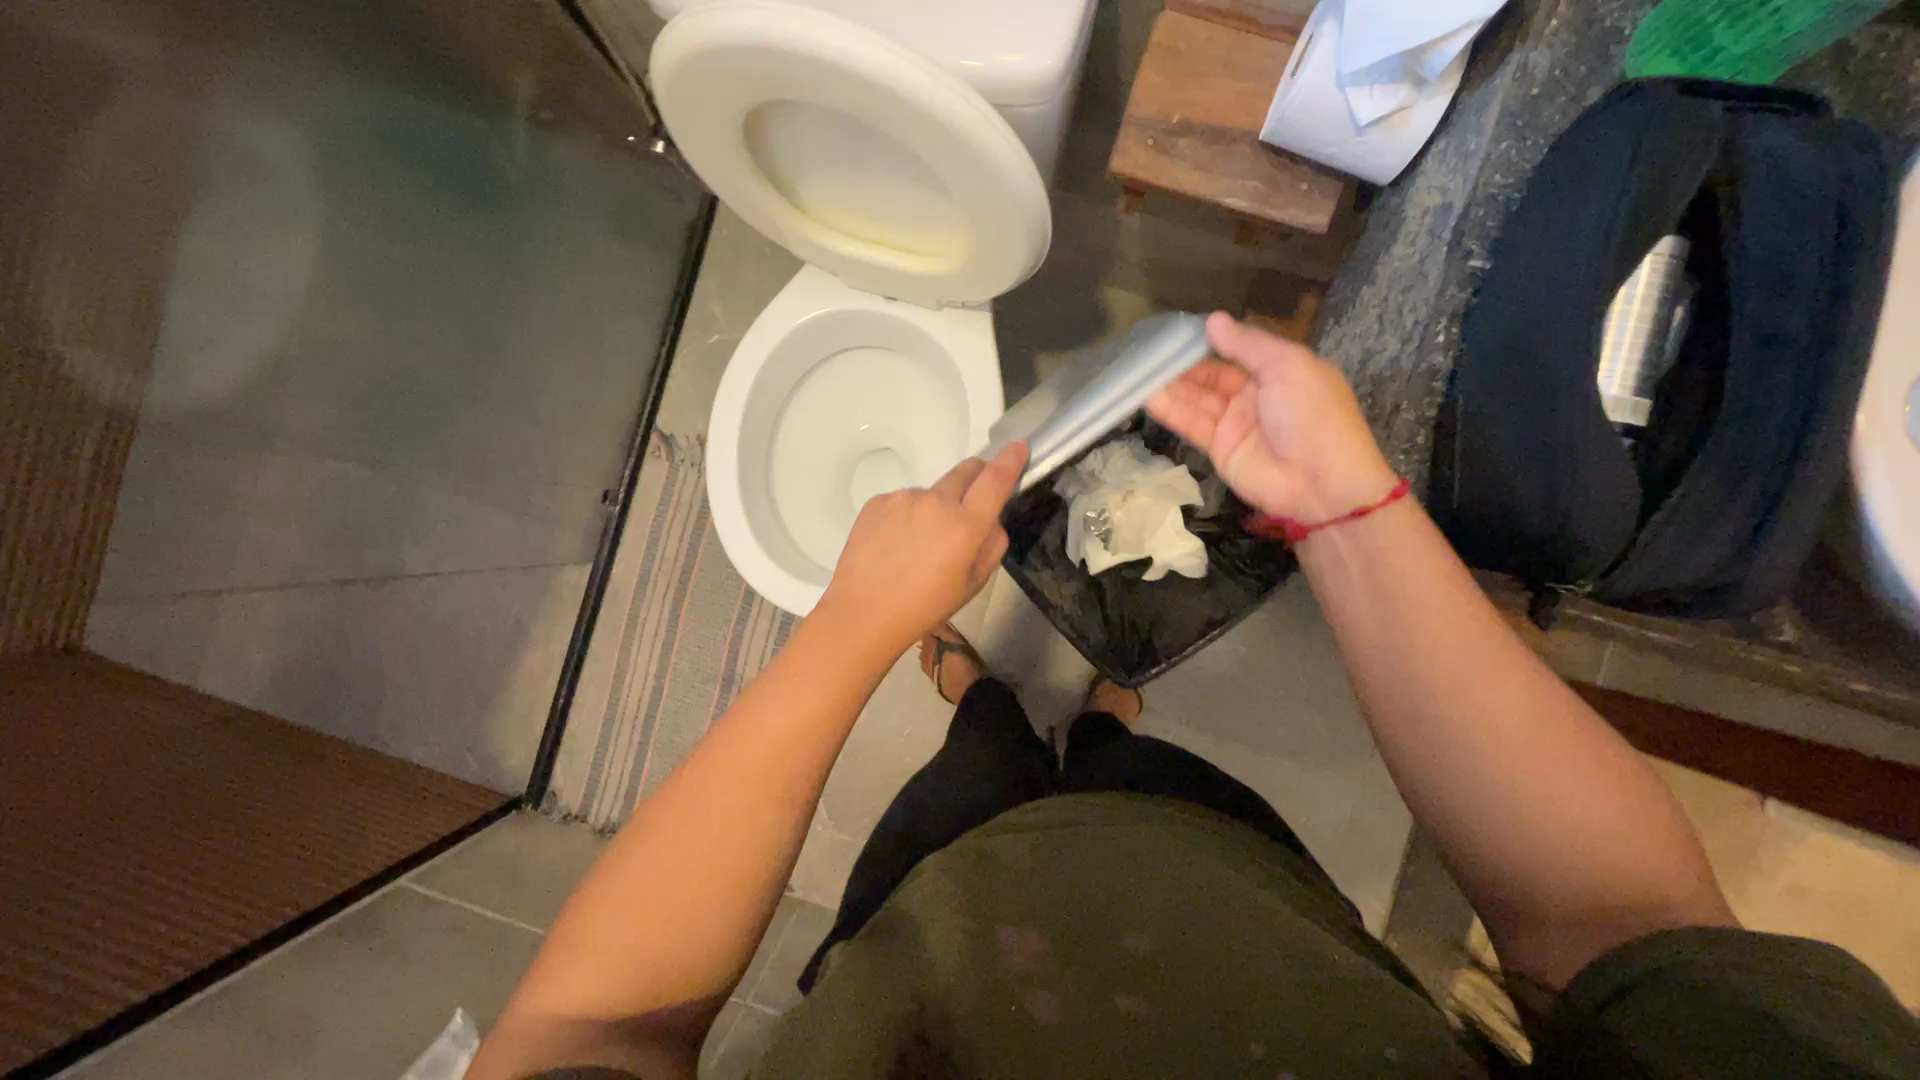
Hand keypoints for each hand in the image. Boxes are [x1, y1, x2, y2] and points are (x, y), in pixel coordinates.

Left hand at [814, 442, 1028, 658]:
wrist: (863, 613)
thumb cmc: (925, 607)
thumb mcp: (973, 584)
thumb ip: (992, 544)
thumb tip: (991, 519)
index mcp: (965, 525)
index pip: (995, 480)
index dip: (1010, 460)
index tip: (1018, 447)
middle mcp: (936, 502)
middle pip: (965, 471)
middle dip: (977, 477)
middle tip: (971, 504)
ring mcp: (903, 498)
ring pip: (932, 492)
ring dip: (936, 508)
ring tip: (918, 546)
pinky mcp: (877, 502)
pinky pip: (903, 502)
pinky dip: (907, 517)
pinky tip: (895, 546)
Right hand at [1148, 313, 1397, 522]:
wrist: (1321, 482)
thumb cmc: (1313, 414)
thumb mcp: (1288, 366)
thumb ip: (1247, 344)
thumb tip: (1212, 320)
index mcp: (1280, 371)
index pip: (1238, 351)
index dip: (1211, 342)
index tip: (1179, 332)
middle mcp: (1255, 395)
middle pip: (1212, 376)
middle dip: (1184, 366)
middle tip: (1151, 353)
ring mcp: (1236, 424)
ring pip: (1198, 400)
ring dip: (1172, 388)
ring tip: (1141, 374)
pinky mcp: (1219, 449)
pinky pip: (1193, 426)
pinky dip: (1172, 412)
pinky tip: (1150, 398)